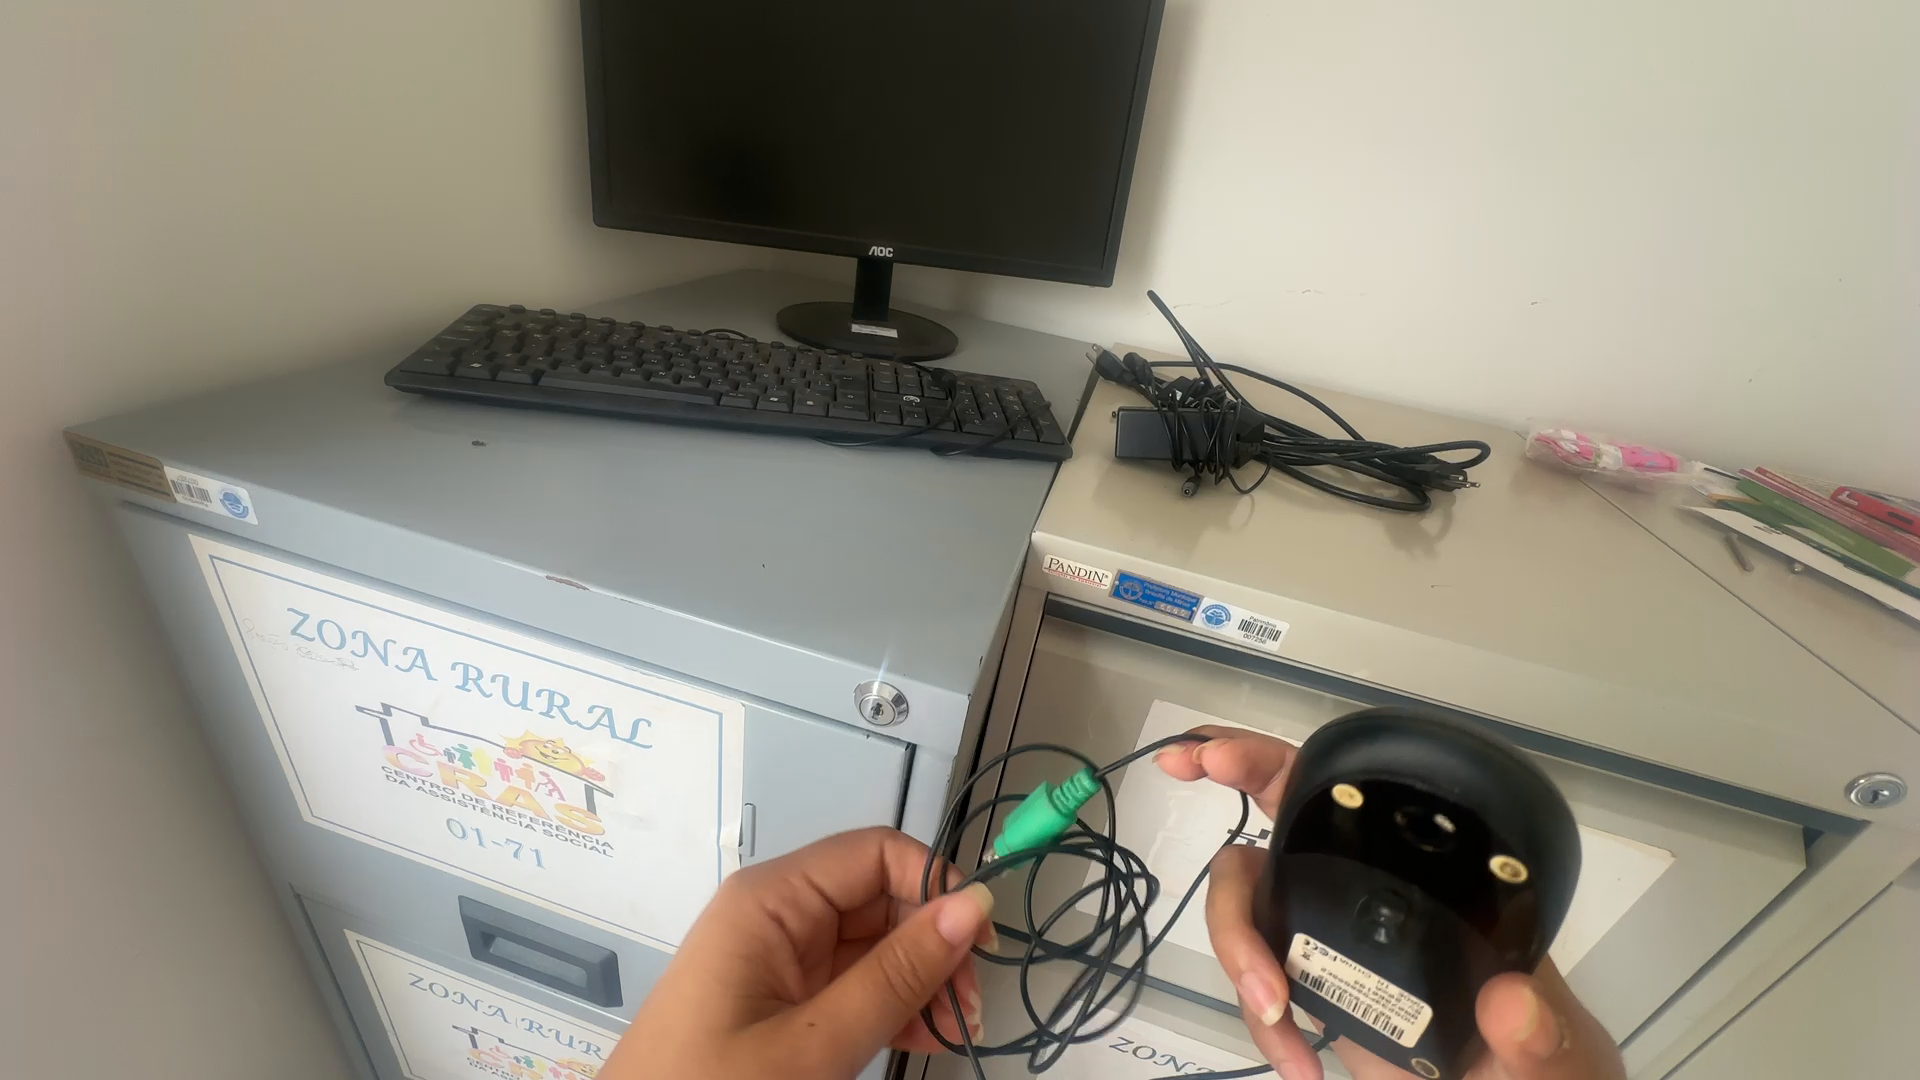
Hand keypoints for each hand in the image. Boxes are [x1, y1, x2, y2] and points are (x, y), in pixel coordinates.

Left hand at [603, 826, 993, 1079]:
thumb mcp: (813, 1042)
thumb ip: (897, 974)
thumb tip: (976, 902)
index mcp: (775, 896)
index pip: (875, 852)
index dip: (932, 883)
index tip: (979, 940)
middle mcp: (781, 911)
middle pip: (880, 897)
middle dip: (933, 942)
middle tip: (971, 1006)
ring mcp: (783, 955)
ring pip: (875, 941)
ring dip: (922, 979)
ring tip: (956, 1031)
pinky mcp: (786, 996)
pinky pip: (855, 980)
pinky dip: (895, 1004)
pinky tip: (925, 1037)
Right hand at [1157, 726, 1625, 1079]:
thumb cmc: (1538, 1073)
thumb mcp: (1559, 1060)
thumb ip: (1547, 1042)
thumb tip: (1511, 1004)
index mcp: (1402, 868)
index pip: (1324, 789)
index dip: (1259, 760)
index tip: (1208, 754)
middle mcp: (1346, 886)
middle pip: (1255, 847)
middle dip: (1218, 852)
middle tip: (1192, 900)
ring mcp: (1314, 936)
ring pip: (1239, 911)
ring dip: (1237, 951)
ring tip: (1274, 1016)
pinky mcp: (1298, 986)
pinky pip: (1250, 981)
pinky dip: (1258, 1018)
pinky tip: (1294, 1062)